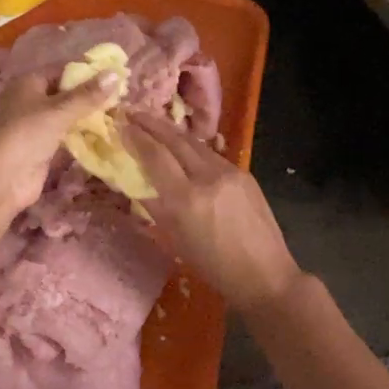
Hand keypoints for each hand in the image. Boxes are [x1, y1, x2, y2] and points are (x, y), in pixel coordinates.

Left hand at [0, 71, 119, 224]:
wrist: (0, 181)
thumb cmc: (25, 135)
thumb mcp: (58, 111)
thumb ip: (87, 95)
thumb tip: (115, 74)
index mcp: (29, 82)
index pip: (63, 69)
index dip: (89, 70)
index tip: (117, 74)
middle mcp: (31, 99)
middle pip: (66, 91)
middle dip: (91, 94)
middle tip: (124, 96)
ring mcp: (36, 124)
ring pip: (67, 114)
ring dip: (89, 115)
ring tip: (120, 113)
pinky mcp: (42, 147)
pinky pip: (66, 134)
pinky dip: (82, 133)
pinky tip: (105, 133)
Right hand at [121, 112, 302, 311]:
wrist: (266, 276)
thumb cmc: (215, 268)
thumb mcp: (177, 240)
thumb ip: (156, 207)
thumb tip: (136, 182)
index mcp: (187, 200)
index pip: (156, 157)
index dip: (137, 138)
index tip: (121, 125)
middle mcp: (208, 178)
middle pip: (175, 140)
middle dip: (152, 124)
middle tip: (132, 113)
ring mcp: (229, 172)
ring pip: (194, 144)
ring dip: (172, 131)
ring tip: (154, 123)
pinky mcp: (244, 173)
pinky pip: (211, 155)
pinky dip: (192, 147)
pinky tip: (183, 147)